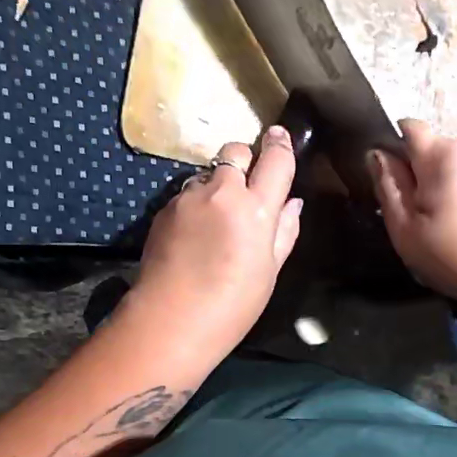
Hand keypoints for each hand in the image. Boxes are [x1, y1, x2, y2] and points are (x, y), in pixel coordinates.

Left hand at [127, 125, 303, 360]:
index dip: (280, 144)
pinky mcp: (165, 209)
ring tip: (218, 220)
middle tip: (248, 187)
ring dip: (218, 185)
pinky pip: (188, 194)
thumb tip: (292, 202)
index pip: (275, 159)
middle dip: (244, 160)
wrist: (170, 320)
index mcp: (255, 208)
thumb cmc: (232, 304)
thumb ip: (284, 230)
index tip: (280, 136)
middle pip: (235, 152)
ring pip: (209, 174)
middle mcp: (221, 192)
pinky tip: (196, 235)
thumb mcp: (270, 271)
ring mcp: (189, 198)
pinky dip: (198, 204)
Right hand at [369, 120, 456, 357]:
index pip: (406, 127)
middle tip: (413, 222)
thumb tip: (376, 154)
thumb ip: (387, 186)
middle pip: (433, 152)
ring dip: (443, 194)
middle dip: (418, 177)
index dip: (390, 150)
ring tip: (445, 236)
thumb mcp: (406, 230)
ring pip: (456, 172)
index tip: (387, 187)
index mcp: (444, 152)